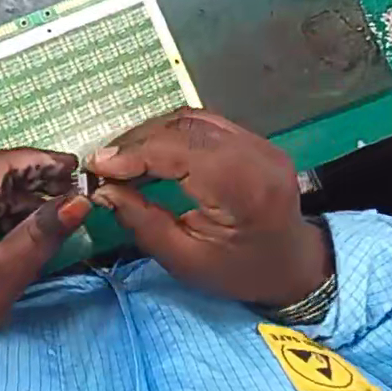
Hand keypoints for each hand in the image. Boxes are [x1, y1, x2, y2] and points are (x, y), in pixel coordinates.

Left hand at [0, 149, 89, 390]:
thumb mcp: (1, 277)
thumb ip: (39, 236)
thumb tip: (79, 202)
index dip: (37, 160)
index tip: (74, 166)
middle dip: (34, 178)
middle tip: (75, 187)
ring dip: (25, 199)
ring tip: (64, 207)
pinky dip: (11, 218)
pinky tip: (37, 226)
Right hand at [87, 108, 327, 307]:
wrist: (294, 266)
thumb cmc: (240, 272)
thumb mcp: (184, 260)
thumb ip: (142, 222)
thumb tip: (104, 191)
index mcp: (243, 189)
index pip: (179, 151)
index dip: (133, 154)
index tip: (96, 167)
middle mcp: (256, 154)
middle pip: (184, 126)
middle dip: (136, 141)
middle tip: (103, 164)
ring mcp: (259, 142)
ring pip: (192, 118)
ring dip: (150, 134)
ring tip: (120, 158)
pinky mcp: (254, 139)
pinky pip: (204, 123)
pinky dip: (169, 133)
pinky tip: (149, 152)